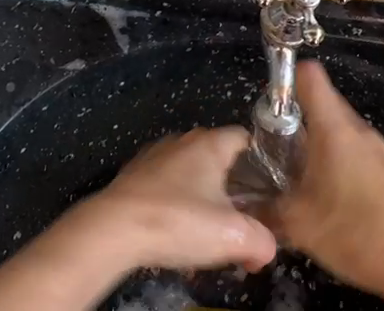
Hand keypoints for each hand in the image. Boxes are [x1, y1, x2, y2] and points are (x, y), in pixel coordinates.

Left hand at [63, 126, 278, 272]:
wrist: (115, 228)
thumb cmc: (178, 221)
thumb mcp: (232, 236)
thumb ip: (261, 241)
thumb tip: (265, 247)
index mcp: (209, 144)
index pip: (244, 137)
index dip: (260, 159)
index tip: (269, 186)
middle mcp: (183, 141)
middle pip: (218, 156)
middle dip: (233, 186)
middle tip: (243, 217)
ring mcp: (156, 155)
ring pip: (191, 172)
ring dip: (203, 197)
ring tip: (209, 231)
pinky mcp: (136, 173)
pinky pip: (167, 184)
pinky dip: (176, 202)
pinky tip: (177, 231)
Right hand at [277, 62, 383, 310]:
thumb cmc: (355, 233)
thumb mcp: (298, 224)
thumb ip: (265, 208)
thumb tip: (243, 207)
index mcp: (335, 128)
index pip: (310, 75)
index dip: (285, 76)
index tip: (269, 101)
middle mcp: (358, 130)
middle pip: (322, 101)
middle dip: (295, 117)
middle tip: (274, 143)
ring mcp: (377, 150)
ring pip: (337, 128)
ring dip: (315, 141)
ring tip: (296, 172)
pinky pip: (353, 149)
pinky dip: (335, 159)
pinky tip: (325, 194)